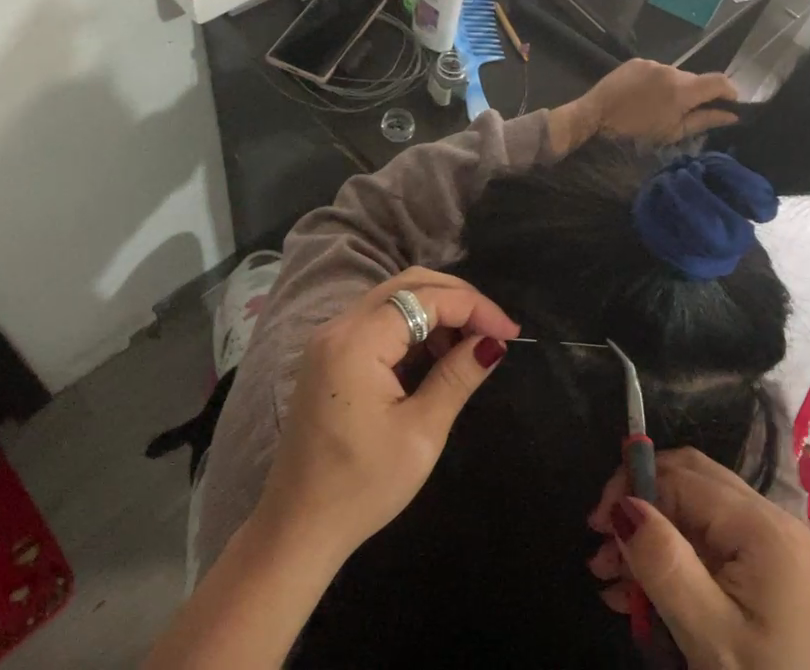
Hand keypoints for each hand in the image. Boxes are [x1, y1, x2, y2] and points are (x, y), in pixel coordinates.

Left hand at [253, 268, 520, 557]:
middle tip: (496, 331)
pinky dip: (414, 326)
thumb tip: (493, 343)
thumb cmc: (362, 486)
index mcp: (356, 342)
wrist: (298, 526)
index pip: (426, 297)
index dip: (475, 307)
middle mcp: (338, 327)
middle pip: (408, 285)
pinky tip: (438, 354)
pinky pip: (379, 321)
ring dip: (437, 311)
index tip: (510, 334)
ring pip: (393, 299)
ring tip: (472, 345)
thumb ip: (457, 377)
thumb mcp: (421, 433)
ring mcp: (329, 340)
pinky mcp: (329, 355)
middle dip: (459, 299)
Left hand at [551, 59, 739, 150]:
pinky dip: (658, 83)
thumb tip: (732, 115)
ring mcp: (653, 63)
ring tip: (661, 106)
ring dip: (676, 89)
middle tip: (687, 113)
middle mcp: (671, 69)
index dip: (731, 92)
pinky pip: (658, 71)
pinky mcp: (638, 61)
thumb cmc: (635, 132)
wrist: (595, 115)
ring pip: (676, 75)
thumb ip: (705, 120)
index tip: (730, 104)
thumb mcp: (672, 132)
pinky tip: (646, 97)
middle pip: (696, 79)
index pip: (720, 81)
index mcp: (683, 89)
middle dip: (698, 95)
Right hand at [588, 448, 809, 669]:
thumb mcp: (709, 633)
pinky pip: (716, 544)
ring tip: (611, 581)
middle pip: (691, 481)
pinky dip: (678, 557)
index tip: (594, 532)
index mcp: (759, 525)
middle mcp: (770, 519)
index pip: (679, 476)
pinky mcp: (775, 573)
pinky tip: (645, 594)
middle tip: (601, 550)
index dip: (631, 490)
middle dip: (640, 506)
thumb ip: (665, 564)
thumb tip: (624, 504)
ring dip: (653, 535)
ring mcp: (776, 545)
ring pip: (699, 513)